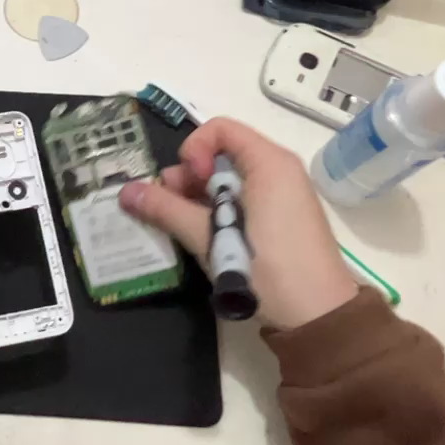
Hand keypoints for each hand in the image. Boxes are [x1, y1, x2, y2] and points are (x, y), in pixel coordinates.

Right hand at [120, 117, 356, 328]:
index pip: (219, 129)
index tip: (185, 184)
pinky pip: (239, 200)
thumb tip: (125, 192)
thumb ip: (166, 210)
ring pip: (226, 180)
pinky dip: (215, 211)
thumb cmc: (267, 268)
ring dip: (197, 199)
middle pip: (220, 155)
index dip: (193, 149)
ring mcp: (279, 195)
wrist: (319, 316)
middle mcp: (277, 171)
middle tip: (169, 209)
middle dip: (187, 178)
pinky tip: (202, 236)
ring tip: (181, 227)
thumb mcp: (210, 238)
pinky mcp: (277, 218)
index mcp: (269, 163)